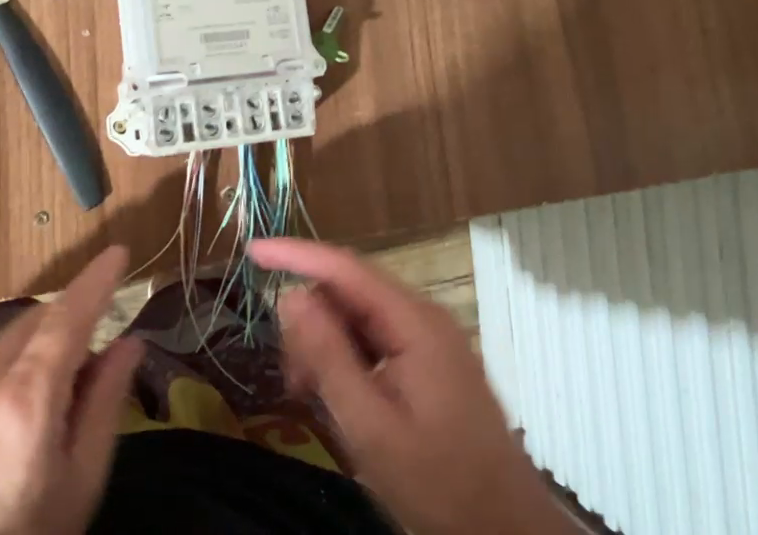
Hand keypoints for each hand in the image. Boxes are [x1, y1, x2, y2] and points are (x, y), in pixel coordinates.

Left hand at [0, 246, 143, 534]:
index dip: (96, 280)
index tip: (117, 253)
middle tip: (89, 359)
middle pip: (31, 324)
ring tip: (43, 393)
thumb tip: (129, 345)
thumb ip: (104, 405)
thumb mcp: (79, 483)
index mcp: (26, 400)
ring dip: (27, 348)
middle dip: (65, 323)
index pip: (69, 317)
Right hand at [247, 238, 569, 534]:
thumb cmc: (438, 484)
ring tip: (311, 398)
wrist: (506, 532)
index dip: (295, 254)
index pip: (345, 267)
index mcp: (415, 323)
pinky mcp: (430, 363)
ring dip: (325, 347)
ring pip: (358, 318)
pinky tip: (338, 399)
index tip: (251, 251)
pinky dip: (347, 361)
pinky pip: (375, 341)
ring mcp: (431, 340)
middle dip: (310, 323)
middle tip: (291, 380)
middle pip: (349, 293)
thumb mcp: (369, 425)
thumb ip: (328, 357)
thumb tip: (290, 296)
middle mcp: (425, 318)